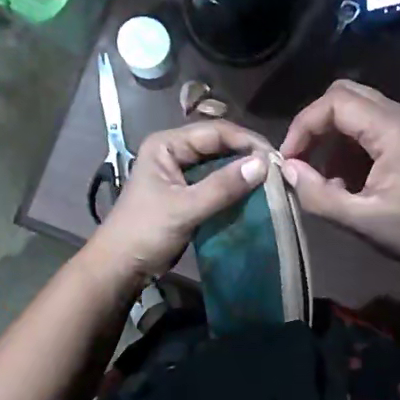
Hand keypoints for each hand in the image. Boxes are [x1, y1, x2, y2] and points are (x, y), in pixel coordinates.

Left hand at [87, 120, 271, 277]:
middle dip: (247, 156)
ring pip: (219, 165)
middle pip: (219, 145)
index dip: (246, 142)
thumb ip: (222, 186)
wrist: (121, 267)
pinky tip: (255, 195)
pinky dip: (234, 188)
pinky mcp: (187, 194)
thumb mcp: (184, 208)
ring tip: (272, 182)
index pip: (215, 132)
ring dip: (243, 172)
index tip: (276, 158)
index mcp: (167, 145)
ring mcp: (180, 173)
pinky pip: (216, 184)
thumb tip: (263, 165)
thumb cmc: (145, 232)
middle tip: (279, 170)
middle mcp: (174, 152)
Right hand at [280, 80, 399, 275]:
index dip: (304, 125)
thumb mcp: (361, 220)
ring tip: (322, 177)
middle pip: (345, 95)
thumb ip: (318, 195)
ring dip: (332, 137)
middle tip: (300, 159)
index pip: (335, 102)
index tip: (288, 159)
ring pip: (357, 110)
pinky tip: (345, 181)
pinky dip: (349, 147)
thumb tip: (287, 171)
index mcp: (393, 130)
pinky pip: (371, 128)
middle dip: (315, 125)